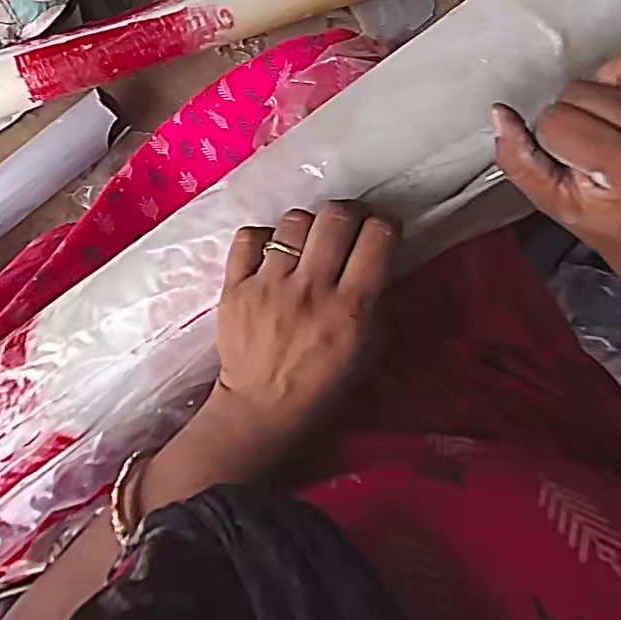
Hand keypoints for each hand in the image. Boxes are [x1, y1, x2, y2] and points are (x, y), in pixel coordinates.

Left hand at [212, 200, 400, 447]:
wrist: (262, 408)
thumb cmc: (324, 381)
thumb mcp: (370, 349)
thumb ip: (380, 301)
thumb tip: (383, 255)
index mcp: (351, 310)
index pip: (377, 238)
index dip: (386, 225)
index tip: (381, 231)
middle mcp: (310, 291)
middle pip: (335, 217)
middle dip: (351, 211)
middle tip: (349, 224)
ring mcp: (268, 285)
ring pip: (294, 220)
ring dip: (309, 224)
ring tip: (309, 241)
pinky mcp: (234, 286)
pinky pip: (250, 236)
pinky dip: (265, 237)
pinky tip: (273, 253)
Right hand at [492, 33, 620, 261]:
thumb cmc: (605, 217)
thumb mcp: (552, 202)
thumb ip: (519, 161)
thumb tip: (501, 114)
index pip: (559, 120)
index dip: (548, 138)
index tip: (566, 160)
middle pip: (588, 88)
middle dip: (573, 112)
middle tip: (587, 143)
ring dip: (611, 81)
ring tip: (614, 113)